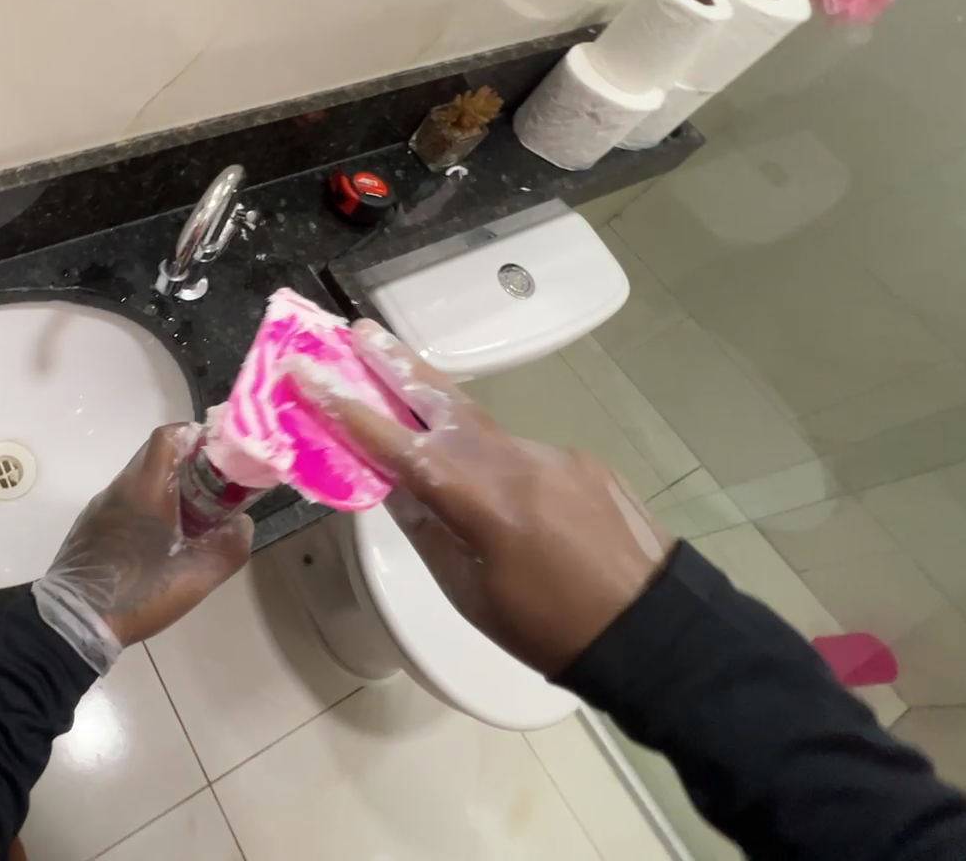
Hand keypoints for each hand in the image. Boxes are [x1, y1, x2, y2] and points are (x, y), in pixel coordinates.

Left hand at [32, 424, 253, 673]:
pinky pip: (124, 502)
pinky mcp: (90, 525)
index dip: (193, 435)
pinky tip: (157, 541)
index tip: (216, 455)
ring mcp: (100, 506)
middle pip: (156, 457)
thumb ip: (228, 548)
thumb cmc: (138, 593)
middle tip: (213, 491)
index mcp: (145, 489)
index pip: (167, 437)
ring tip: (190, 520)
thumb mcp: (195, 578)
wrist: (74, 621)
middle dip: (187, 466)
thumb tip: (243, 523)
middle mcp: (120, 488)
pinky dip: (145, 507)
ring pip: (139, 481)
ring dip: (166, 489)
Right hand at [296, 320, 672, 674]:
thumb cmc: (544, 626)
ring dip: (441, 416)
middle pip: (440, 399)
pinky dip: (495, 463)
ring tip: (420, 416)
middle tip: (360, 328)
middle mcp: (511, 461)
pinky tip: (509, 500)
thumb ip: (424, 524)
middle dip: (393, 361)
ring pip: (479, 428)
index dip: (344, 407)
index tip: (306, 371)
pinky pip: (519, 453)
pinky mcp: (579, 460)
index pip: (394, 443)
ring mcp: (550, 454)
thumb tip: (390, 480)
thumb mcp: (465, 585)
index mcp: (476, 499)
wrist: (658, 636)